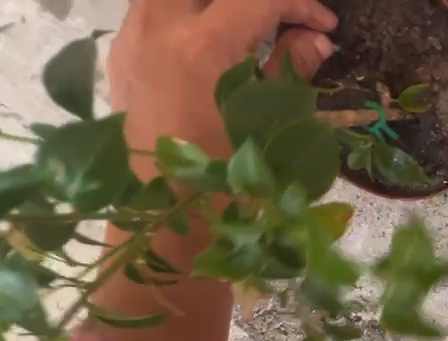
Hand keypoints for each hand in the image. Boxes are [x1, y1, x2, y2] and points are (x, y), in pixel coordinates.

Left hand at [108, 0, 338, 160]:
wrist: (166, 211)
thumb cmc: (230, 179)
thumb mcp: (271, 126)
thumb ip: (291, 71)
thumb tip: (315, 40)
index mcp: (204, 47)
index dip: (300, 4)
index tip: (326, 25)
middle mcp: (161, 25)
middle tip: (285, 20)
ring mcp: (134, 34)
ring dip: (219, 7)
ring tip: (250, 32)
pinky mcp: (122, 51)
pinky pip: (158, 12)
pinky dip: (193, 19)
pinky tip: (214, 52)